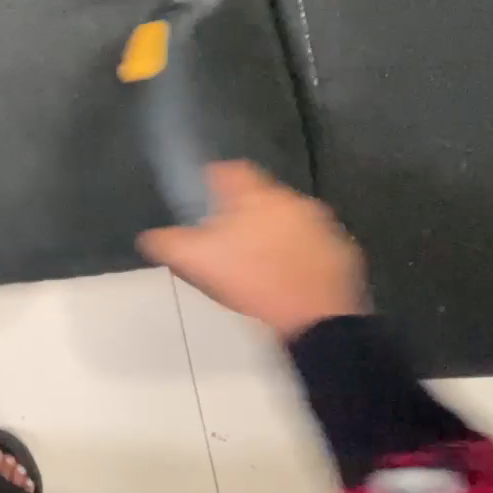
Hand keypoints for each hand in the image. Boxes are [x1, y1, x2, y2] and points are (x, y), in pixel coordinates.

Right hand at [137, 161, 367, 338]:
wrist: (318, 323)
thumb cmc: (251, 281)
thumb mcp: (192, 261)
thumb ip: (164, 242)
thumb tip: (148, 237)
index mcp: (254, 195)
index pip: (228, 169)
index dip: (211, 182)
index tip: (203, 203)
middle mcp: (291, 200)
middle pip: (258, 195)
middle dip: (241, 211)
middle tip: (225, 238)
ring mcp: (322, 225)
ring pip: (286, 218)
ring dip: (271, 231)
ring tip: (254, 261)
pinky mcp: (344, 252)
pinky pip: (312, 243)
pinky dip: (297, 253)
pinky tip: (283, 276)